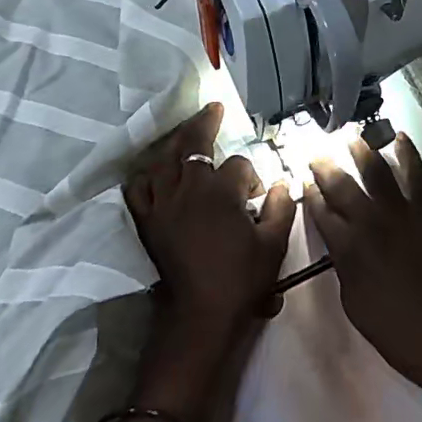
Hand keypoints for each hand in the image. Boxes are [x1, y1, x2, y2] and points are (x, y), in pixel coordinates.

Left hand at [123, 103, 296, 339]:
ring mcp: (162, 202)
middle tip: (213, 107)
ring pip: (163, 159)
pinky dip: (144, 177)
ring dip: (175, 143)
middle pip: (193, 143)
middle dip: (205, 122)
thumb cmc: (241, 280)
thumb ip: (281, 209)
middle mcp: (188, 187)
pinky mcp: (146, 220)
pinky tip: (153, 174)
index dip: (253, 175)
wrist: (201, 314)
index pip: (240, 164)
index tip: (259, 193)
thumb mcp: (274, 245)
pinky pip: (138, 188)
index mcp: (221, 190)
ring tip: (184, 135)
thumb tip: (282, 184)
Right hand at [304, 134, 421, 421]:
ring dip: (361, 150)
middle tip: (316, 155)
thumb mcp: (351, 297)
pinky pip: (416, 175)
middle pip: (340, 185)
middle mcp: (368, 222)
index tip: (302, 182)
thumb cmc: (391, 325)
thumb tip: (339, 239)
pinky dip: (408, 154)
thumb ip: (342, 261)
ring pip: (376, 170)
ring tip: (350, 135)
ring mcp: (399, 212)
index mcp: (345, 246)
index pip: (319, 210)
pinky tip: (400, 138)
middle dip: (324, 167)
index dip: (309, 194)